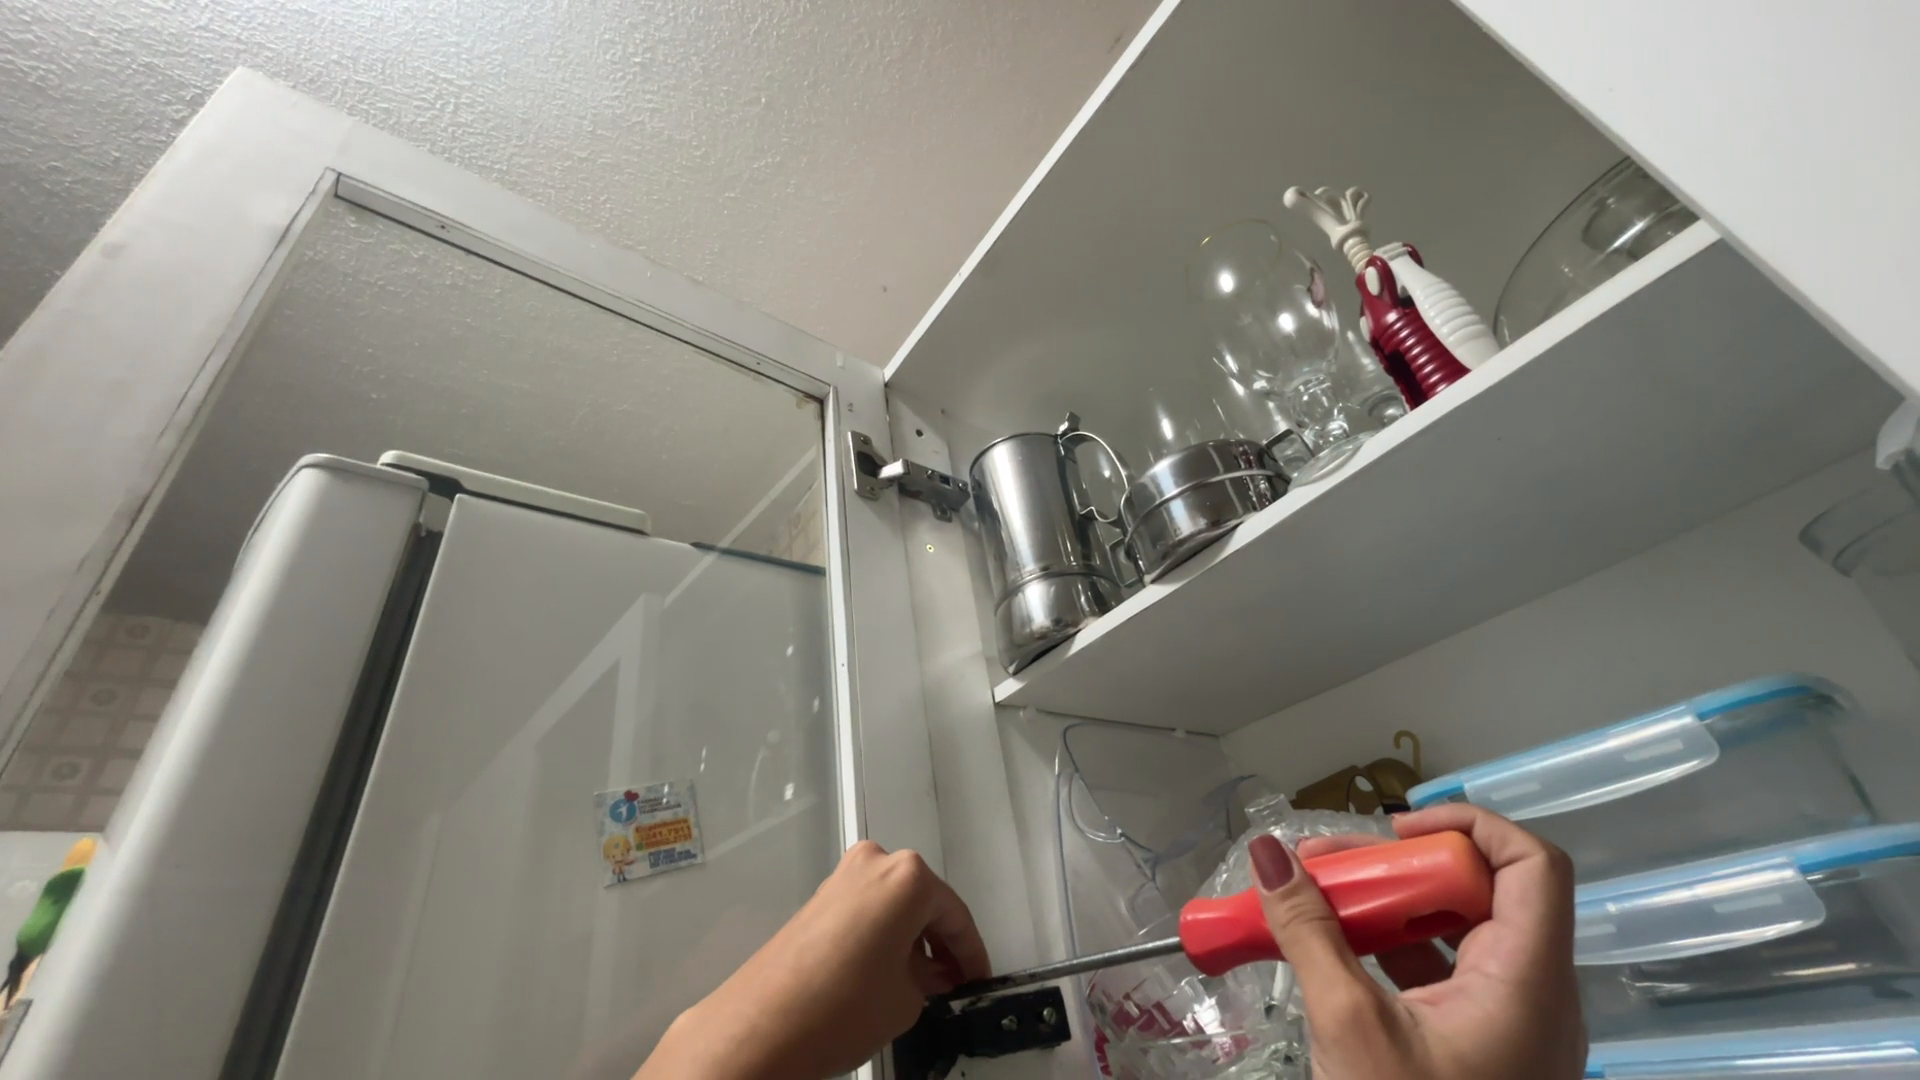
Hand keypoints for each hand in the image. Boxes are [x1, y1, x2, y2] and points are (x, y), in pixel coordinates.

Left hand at [635, 841, 990, 1079]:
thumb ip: (929, 980)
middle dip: (941, 944)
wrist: (759, 1025)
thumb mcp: (906, 1000)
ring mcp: (844, 875)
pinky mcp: (820, 896)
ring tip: (921, 985)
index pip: (955, 915)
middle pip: (924, 902)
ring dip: (911, 939)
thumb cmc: (844, 1007)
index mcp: (907, 877)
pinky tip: (887, 972)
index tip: (980, 981)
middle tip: (954, 984)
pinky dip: (883, 935)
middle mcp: (877, 861)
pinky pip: (867, 909)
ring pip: (894, 904)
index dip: (972, 954)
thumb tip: (928, 974)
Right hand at [1251, 805, 1585, 1078]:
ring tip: (1312, 896)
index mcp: (1529, 983)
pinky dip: (1384, 943)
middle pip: (1480, 888)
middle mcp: (1533, 993)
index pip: (1532, 864)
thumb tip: (1266, 849)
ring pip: (1453, 926)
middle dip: (1395, 863)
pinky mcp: (1478, 1043)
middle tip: (1322, 862)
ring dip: (1382, 901)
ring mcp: (1507, 1021)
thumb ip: (1307, 929)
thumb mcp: (1348, 1024)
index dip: (1467, 825)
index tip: (1391, 830)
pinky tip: (1330, 944)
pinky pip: (1437, 967)